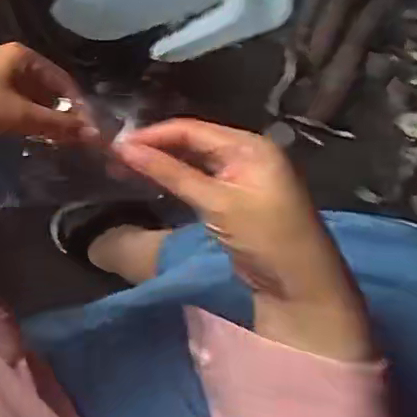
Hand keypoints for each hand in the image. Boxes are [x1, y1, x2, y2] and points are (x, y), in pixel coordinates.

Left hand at [0, 44, 94, 142]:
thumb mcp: (17, 116)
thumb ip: (55, 124)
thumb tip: (91, 133)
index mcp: (22, 55)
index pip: (62, 79)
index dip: (77, 106)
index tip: (88, 132)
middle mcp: (9, 55)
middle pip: (45, 84)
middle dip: (58, 111)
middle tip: (71, 138)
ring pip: (27, 91)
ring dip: (39, 113)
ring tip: (52, 138)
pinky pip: (10, 95)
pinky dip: (21, 110)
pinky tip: (24, 129)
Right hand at [114, 119, 372, 360]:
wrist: (302, 287)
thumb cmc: (266, 237)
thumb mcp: (215, 202)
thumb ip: (168, 171)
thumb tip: (122, 148)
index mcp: (249, 145)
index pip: (190, 129)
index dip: (151, 135)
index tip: (116, 146)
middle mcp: (246, 153)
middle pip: (189, 140)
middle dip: (152, 146)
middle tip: (114, 157)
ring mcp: (240, 174)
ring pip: (189, 157)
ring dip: (158, 161)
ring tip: (123, 167)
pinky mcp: (233, 195)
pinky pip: (195, 175)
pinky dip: (171, 175)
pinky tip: (147, 179)